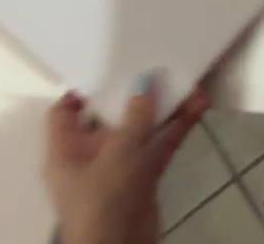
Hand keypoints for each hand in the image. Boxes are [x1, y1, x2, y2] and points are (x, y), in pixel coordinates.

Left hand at [44, 73, 209, 243]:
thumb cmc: (104, 200)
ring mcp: (119, 165)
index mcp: (67, 151)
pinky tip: (199, 105)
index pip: (64, 113)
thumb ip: (137, 115)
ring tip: (191, 82)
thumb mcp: (120, 152)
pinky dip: (178, 125)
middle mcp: (90, 154)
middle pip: (111, 115)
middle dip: (137, 92)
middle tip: (161, 63)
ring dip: (166, 107)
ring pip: (142, 127)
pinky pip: (161, 142)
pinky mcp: (143, 174)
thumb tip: (147, 78)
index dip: (82, 89)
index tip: (112, 64)